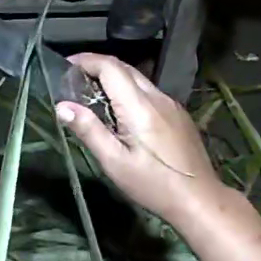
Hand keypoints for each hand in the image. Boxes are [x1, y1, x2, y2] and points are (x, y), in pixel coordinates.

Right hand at [55, 53, 226, 224]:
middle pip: (124, 68)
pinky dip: (128, 92)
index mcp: (140, 106)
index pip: (111, 67)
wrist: (199, 199)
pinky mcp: (178, 115)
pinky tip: (120, 112)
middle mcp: (157, 97)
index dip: (86, 60)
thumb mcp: (114, 162)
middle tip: (73, 80)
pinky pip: (149, 93)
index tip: (65, 66)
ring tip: (91, 95)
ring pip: (138, 80)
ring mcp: (171, 105)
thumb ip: (89, 130)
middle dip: (97, 67)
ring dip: (113, 79)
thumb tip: (62, 106)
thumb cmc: (153, 184)